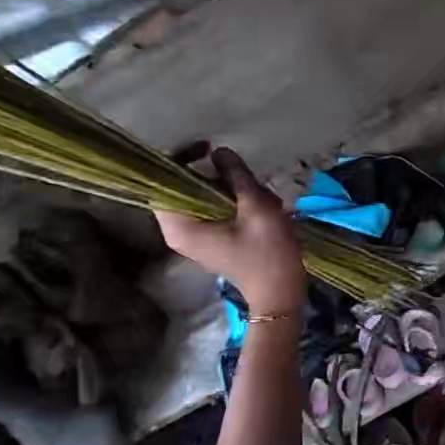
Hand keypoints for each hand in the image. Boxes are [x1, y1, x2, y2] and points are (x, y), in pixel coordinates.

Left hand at [156, 148, 305, 314]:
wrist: (281, 294)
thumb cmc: (268, 254)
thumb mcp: (257, 207)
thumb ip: (236, 175)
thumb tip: (219, 151)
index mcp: (180, 226)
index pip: (163, 181)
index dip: (181, 160)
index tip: (208, 150)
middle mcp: (179, 231)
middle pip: (185, 187)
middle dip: (217, 176)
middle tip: (246, 177)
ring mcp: (194, 237)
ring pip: (203, 196)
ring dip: (232, 189)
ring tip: (264, 198)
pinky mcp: (210, 240)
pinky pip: (214, 209)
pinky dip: (235, 202)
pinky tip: (263, 207)